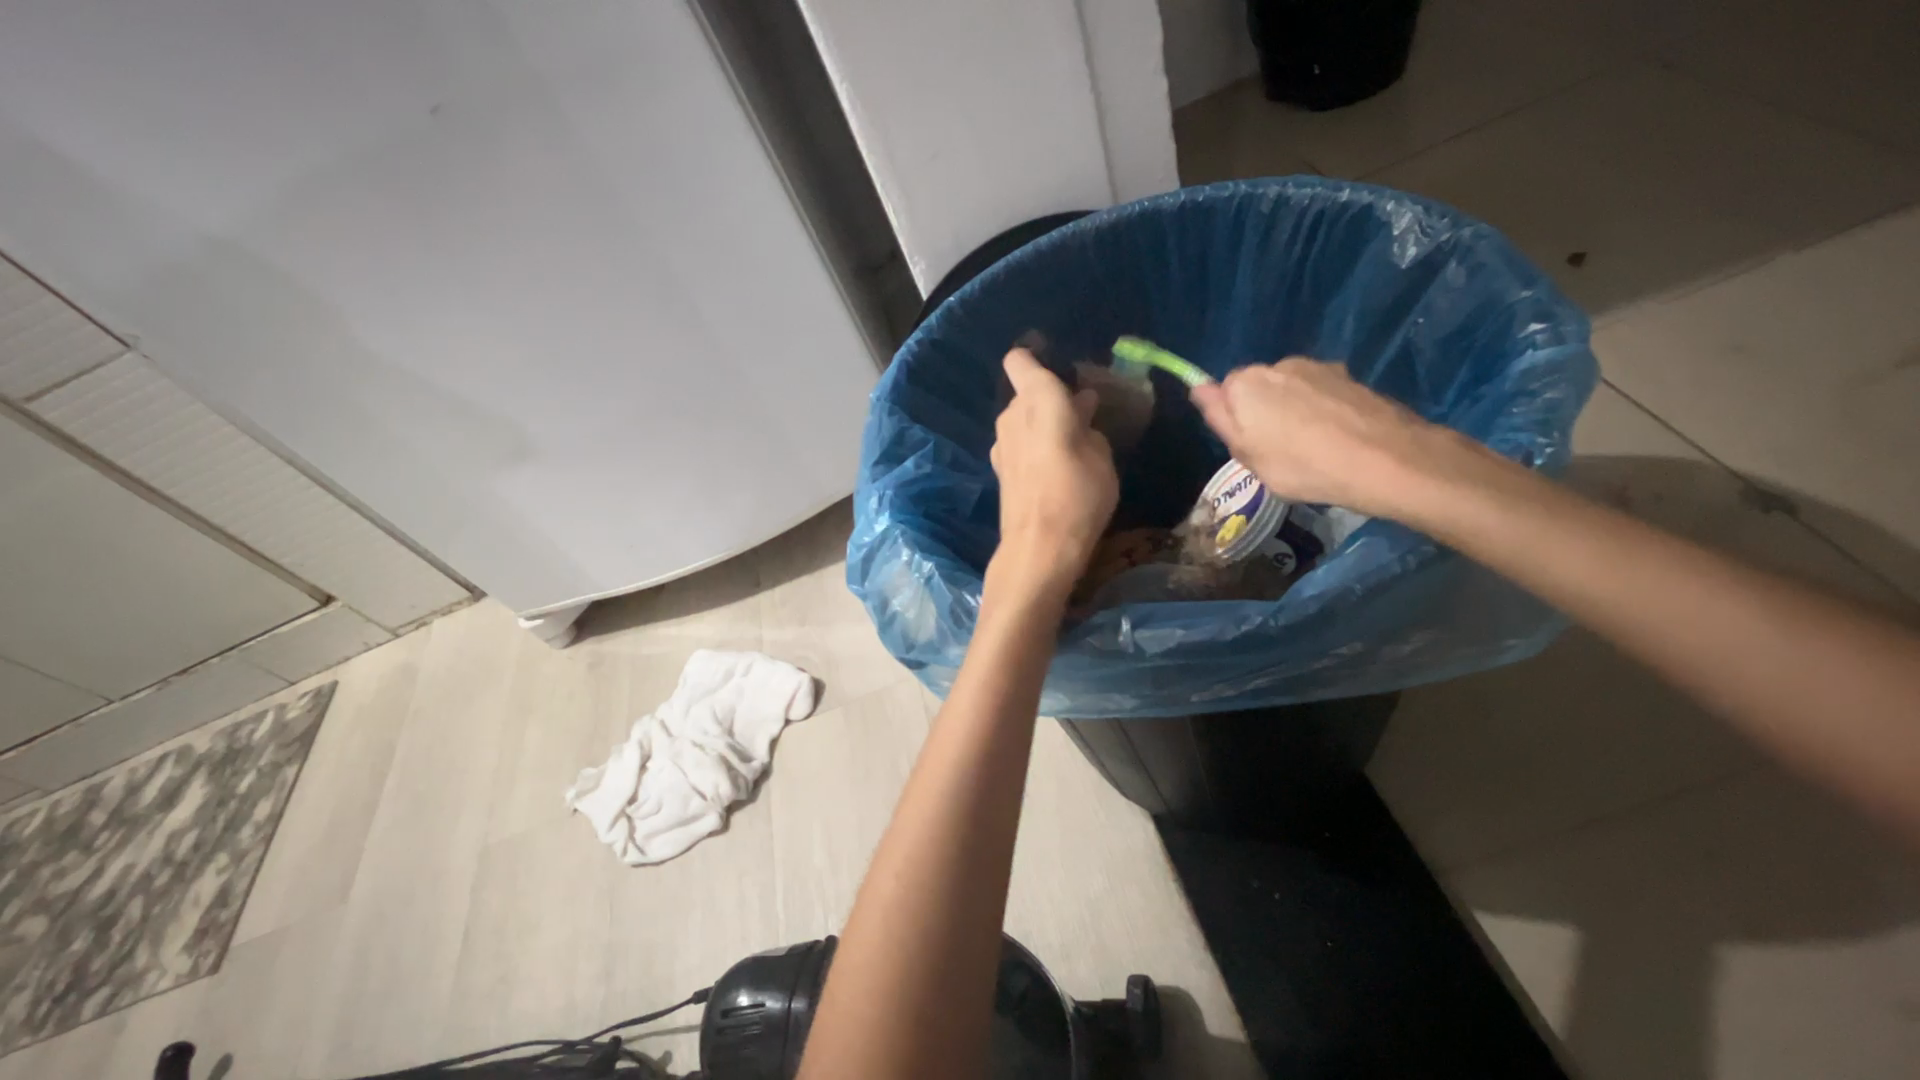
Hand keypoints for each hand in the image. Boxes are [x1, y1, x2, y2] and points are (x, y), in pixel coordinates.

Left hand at [989, 348, 1118, 589]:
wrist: (1040, 548)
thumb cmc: (1079, 493)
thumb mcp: (1100, 454)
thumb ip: (1088, 425)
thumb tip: (1080, 408)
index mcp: (1037, 398)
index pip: (1021, 359)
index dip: (1037, 360)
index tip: (1065, 375)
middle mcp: (1011, 415)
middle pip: (1027, 393)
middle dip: (1051, 400)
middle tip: (1084, 418)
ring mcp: (1000, 444)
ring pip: (1022, 421)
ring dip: (1043, 427)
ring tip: (1073, 448)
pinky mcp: (999, 471)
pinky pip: (1019, 445)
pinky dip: (1034, 449)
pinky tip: (1055, 470)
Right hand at [1190, 357, 1458, 517]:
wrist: (1383, 459)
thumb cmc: (1302, 466)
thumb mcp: (1248, 455)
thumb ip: (1220, 418)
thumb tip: (1198, 387)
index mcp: (1245, 383)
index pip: (1225, 392)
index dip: (1236, 421)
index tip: (1250, 447)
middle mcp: (1277, 365)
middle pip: (1259, 387)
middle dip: (1265, 411)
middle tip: (1279, 451)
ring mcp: (1317, 368)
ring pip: (1292, 389)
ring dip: (1295, 410)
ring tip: (1313, 446)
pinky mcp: (1348, 376)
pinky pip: (1322, 393)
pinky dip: (1323, 410)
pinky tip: (1337, 437)